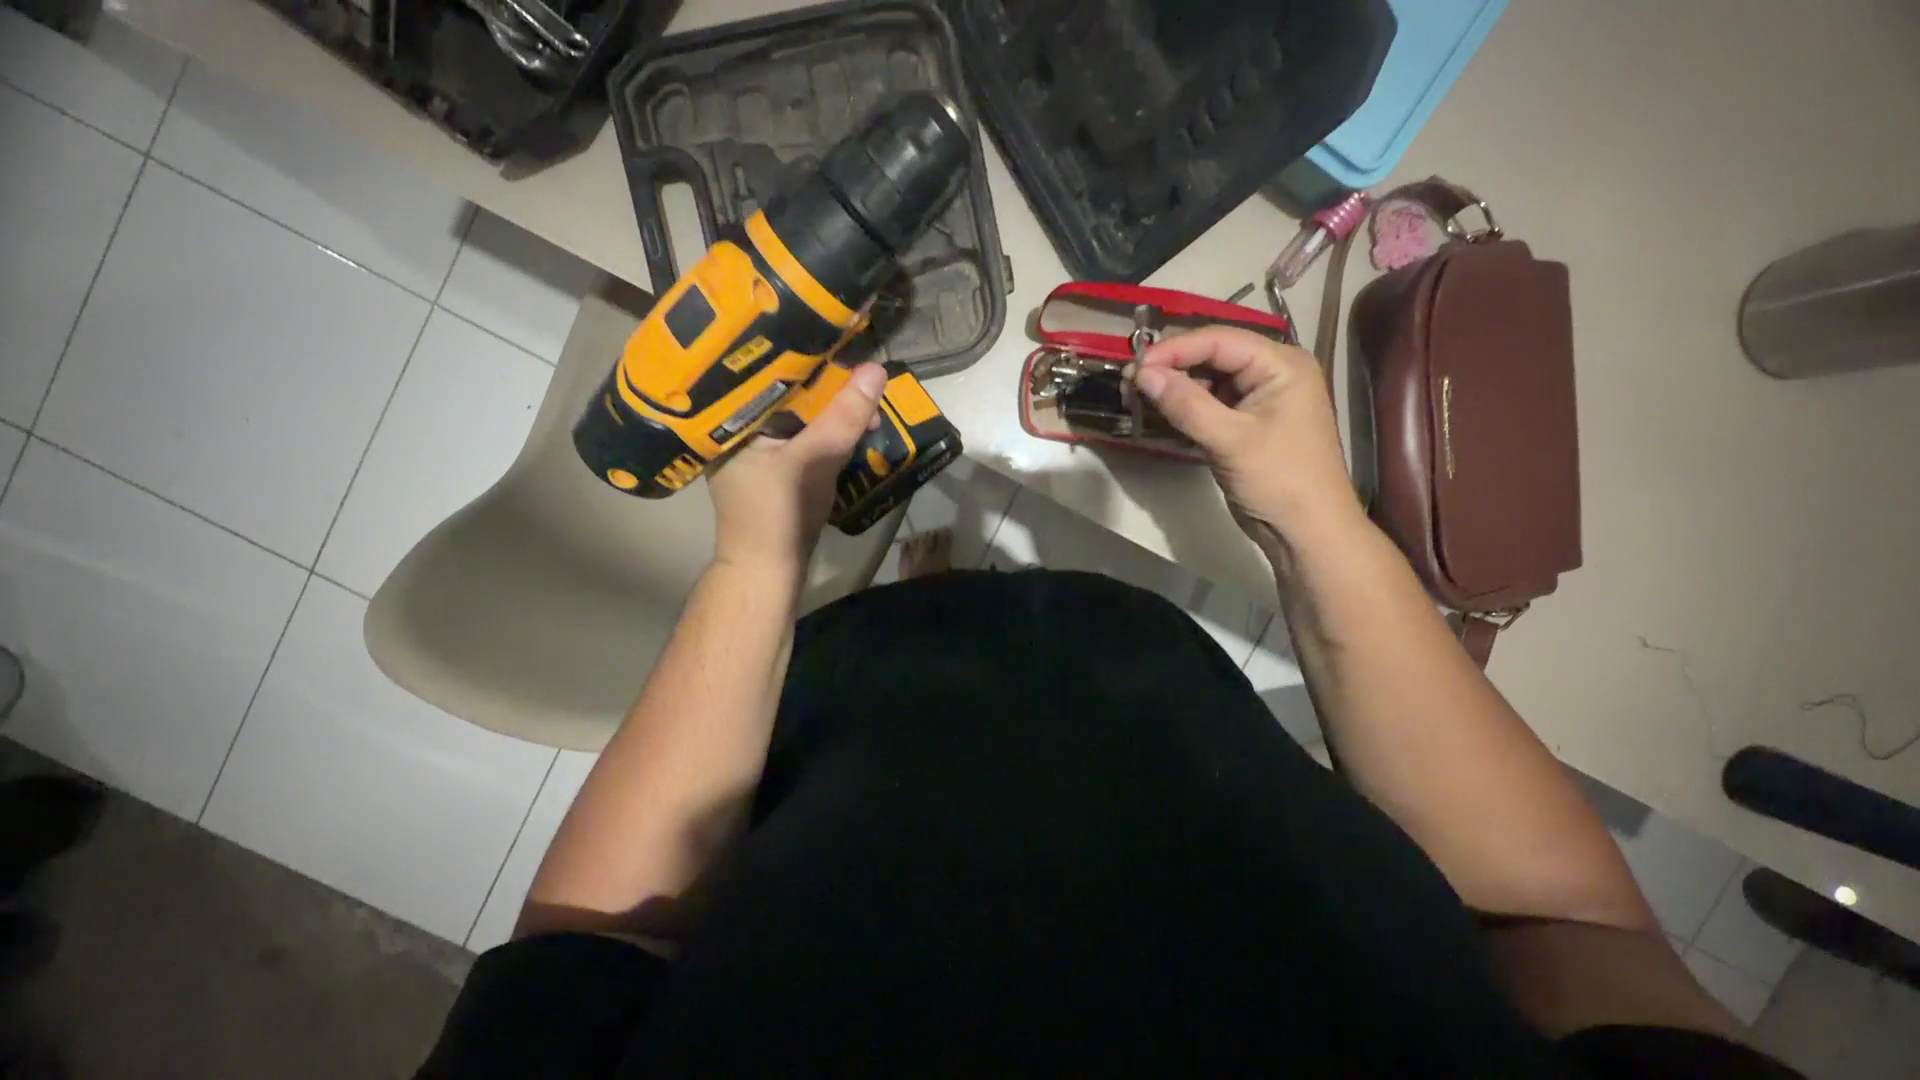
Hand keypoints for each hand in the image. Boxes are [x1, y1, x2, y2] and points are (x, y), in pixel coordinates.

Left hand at [706, 363, 887, 579]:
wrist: (766, 572)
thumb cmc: (779, 513)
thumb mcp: (815, 458)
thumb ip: (843, 416)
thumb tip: (876, 369)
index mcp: (729, 418)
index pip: (768, 372)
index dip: (808, 359)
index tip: (844, 347)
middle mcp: (734, 427)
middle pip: (786, 393)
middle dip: (827, 389)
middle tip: (864, 385)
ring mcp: (752, 449)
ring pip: (797, 415)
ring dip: (832, 411)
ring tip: (866, 408)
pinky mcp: (770, 467)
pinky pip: (800, 436)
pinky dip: (825, 431)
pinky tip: (852, 427)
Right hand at [1135, 327, 1361, 546]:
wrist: (1308, 533)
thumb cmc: (1280, 481)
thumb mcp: (1230, 441)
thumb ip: (1186, 404)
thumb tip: (1142, 374)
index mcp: (1282, 365)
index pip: (1220, 340)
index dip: (1176, 349)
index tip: (1135, 366)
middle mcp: (1274, 372)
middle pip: (1214, 355)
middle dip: (1173, 366)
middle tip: (1131, 381)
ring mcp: (1262, 398)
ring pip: (1210, 380)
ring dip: (1176, 387)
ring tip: (1139, 396)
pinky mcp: (1249, 423)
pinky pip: (1213, 403)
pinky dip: (1187, 407)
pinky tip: (1160, 413)